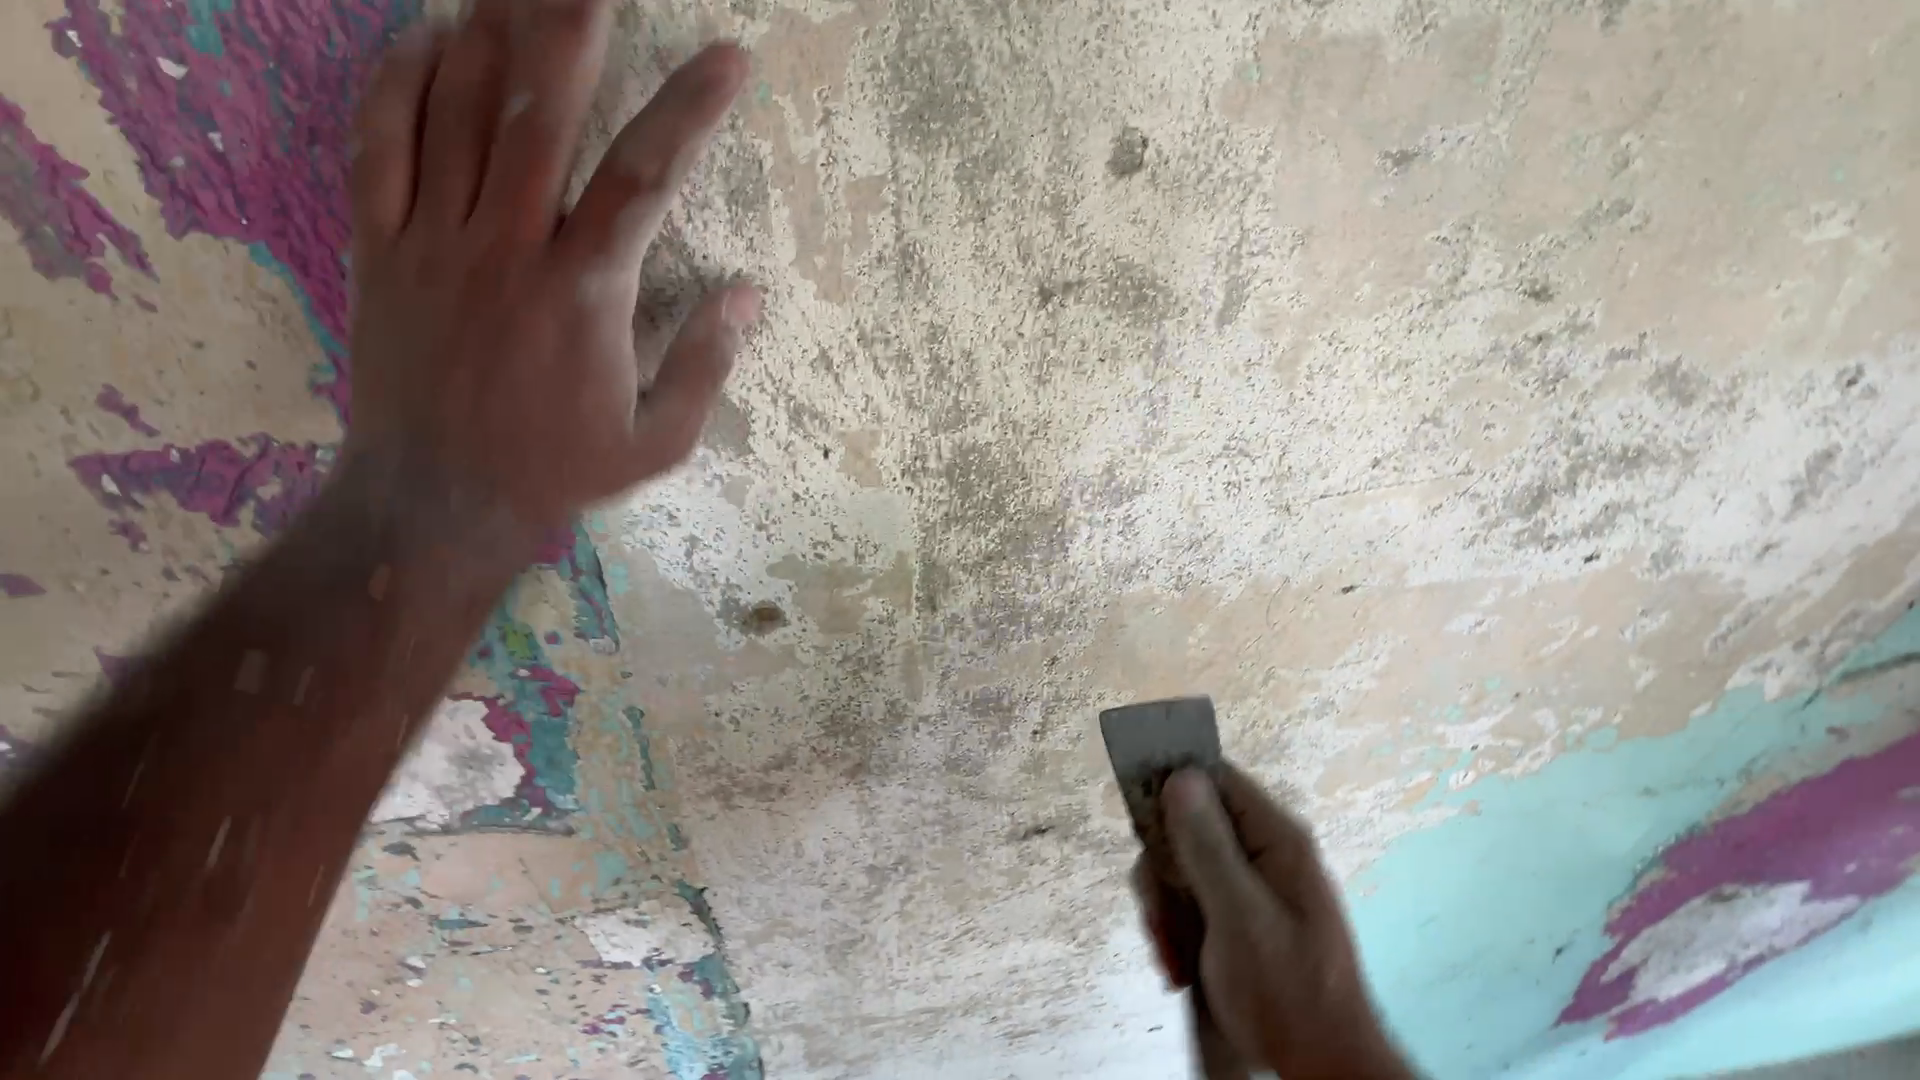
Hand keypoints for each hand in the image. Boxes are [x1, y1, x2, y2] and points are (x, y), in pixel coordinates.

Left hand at [343, 0, 758, 543]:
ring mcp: (437, 242)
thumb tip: (749, 294)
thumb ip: (706, 364)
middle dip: (572, 25)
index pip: (648, 177)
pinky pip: (379, 147)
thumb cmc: (560, 472)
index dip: (693, 110)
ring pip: (458, 112)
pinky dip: (398, 83)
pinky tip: (423, 37)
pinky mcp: (381, 251)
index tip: (730, 58)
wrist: (438, 502)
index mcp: (586, 292)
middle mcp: (510, 248)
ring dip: (490, 31)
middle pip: (540, 112)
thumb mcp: (659, 441)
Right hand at [1134, 767, 1415, 1079]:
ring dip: (1164, 912)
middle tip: (1158, 921)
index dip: (1172, 789)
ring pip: (1181, 869)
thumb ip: (1207, 845)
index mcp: (1274, 838)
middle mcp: (1262, 852)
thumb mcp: (1239, 915)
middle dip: (1162, 874)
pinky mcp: (1237, 917)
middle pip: (1188, 828)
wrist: (1323, 1068)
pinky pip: (1190, 902)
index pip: (1215, 778)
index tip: (1140, 826)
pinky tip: (1178, 967)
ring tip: (1170, 958)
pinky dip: (1175, 932)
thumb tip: (1179, 775)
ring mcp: (1250, 886)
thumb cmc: (1286, 989)